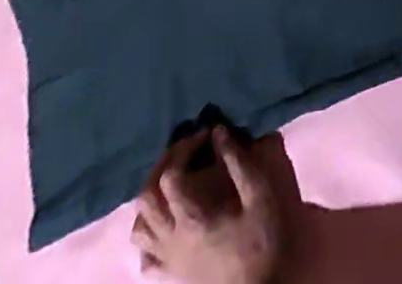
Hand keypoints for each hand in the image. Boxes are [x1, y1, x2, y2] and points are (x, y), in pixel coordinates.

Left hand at [132, 127, 282, 283]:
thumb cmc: (262, 244)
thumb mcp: (260, 197)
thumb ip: (239, 163)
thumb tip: (218, 132)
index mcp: (192, 218)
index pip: (170, 175)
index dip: (184, 149)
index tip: (204, 136)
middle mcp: (171, 239)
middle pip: (147, 196)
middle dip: (161, 166)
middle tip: (182, 151)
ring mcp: (167, 260)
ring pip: (139, 226)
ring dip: (149, 198)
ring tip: (168, 183)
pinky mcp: (170, 276)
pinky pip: (146, 256)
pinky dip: (149, 236)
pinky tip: (163, 226)